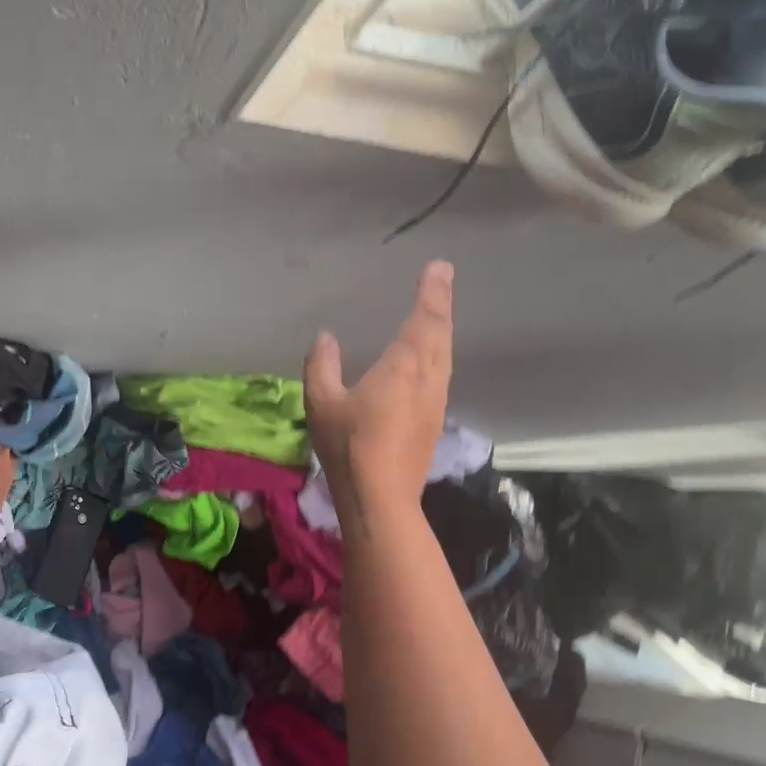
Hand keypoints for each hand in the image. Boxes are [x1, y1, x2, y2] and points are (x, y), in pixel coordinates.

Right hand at [303, 261, 453, 532]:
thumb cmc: (349, 444)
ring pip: (444, 356)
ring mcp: (435, 402)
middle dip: (440, 305)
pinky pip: (440, 373)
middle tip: (441, 279)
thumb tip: (327, 336)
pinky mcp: (433, 421)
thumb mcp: (321, 401)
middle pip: (440, 335)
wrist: (381, 497)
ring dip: (440, 330)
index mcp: (403, 368)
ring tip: (434, 314)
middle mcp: (427, 380)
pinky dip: (436, 353)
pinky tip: (426, 359)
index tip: (439, 268)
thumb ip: (322, 364)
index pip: (424, 321)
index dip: (432, 293)